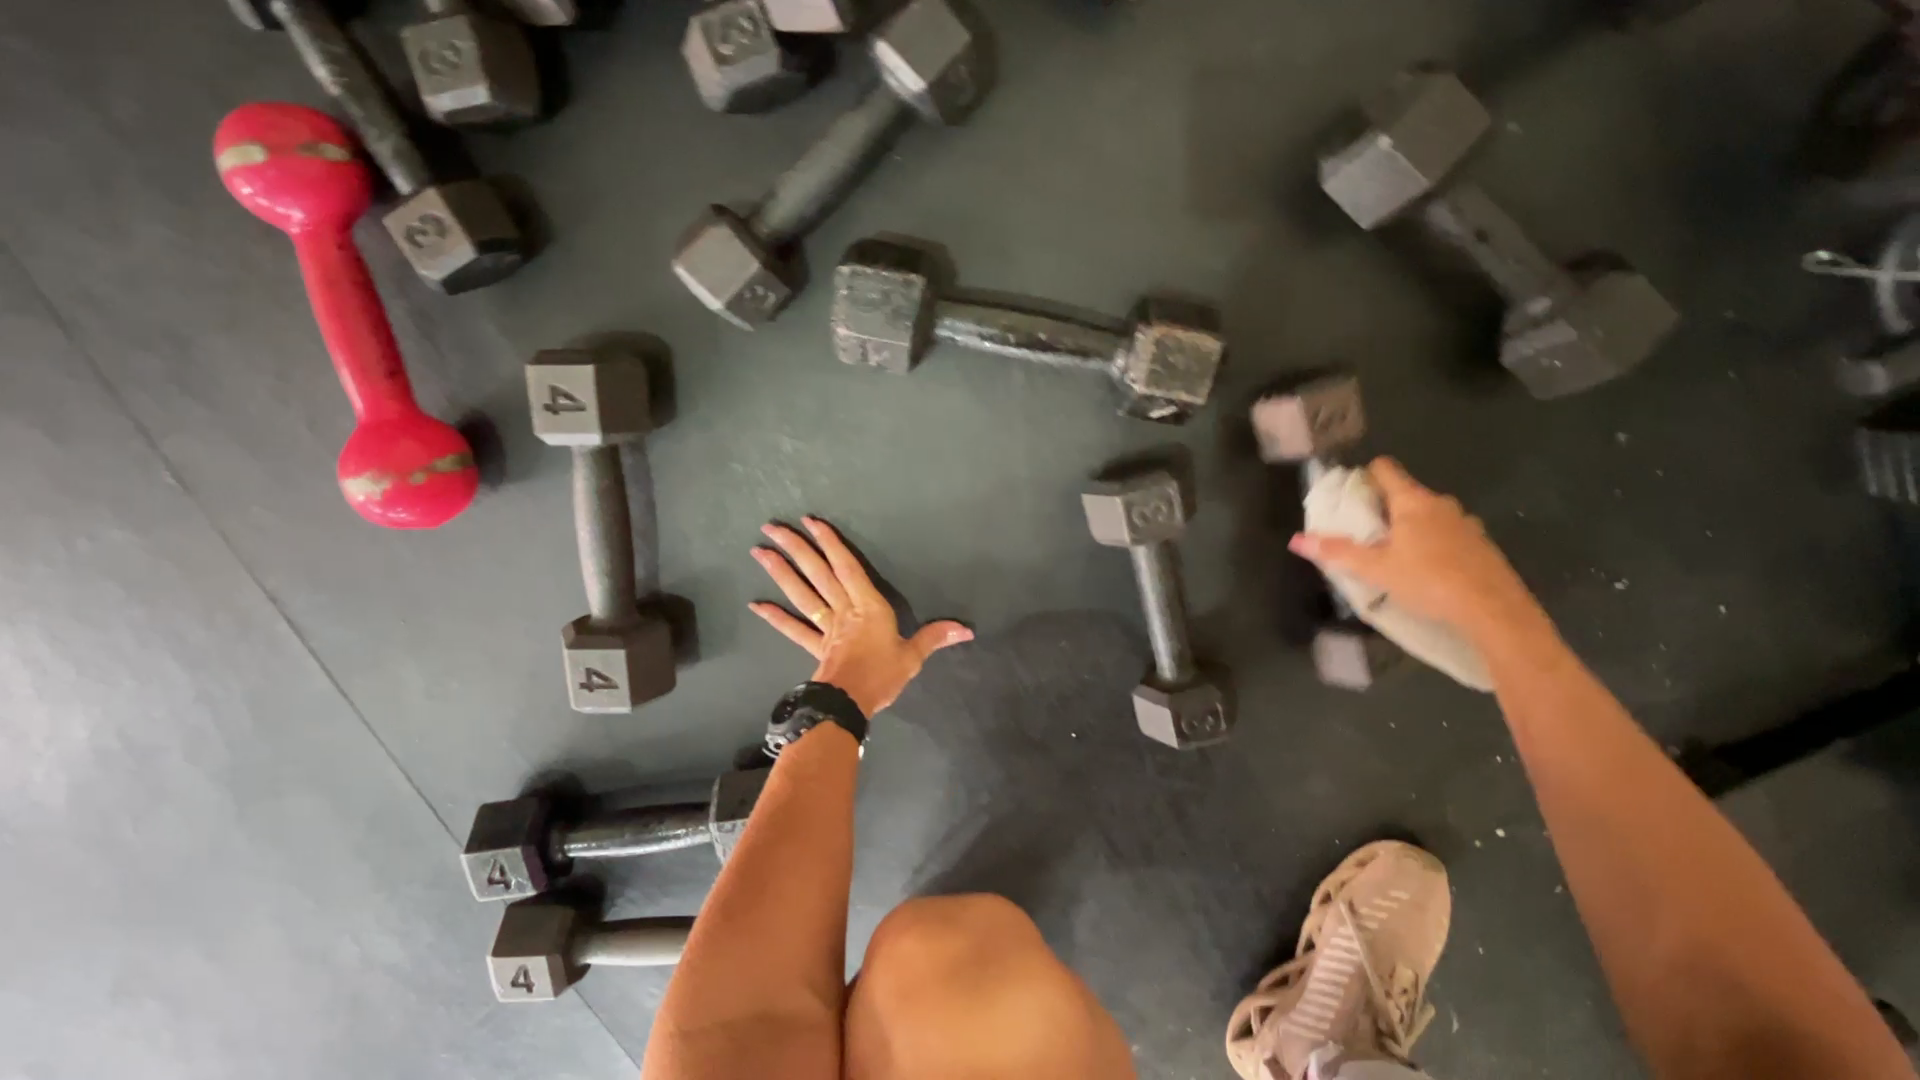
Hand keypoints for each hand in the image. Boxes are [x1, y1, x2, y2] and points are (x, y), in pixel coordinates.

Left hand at [749, 516, 973, 716]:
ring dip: (780, 571)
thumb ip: (934, 638)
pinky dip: (775, 616)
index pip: (848, 566)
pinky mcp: (814, 647)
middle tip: (771, 526)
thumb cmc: (881, 676)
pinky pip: (793, 629)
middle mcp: (843, 610)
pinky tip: (757, 604)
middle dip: (796, 548)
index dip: (831, 542)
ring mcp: (825, 628)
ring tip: (759, 551)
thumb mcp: (913, 656)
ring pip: (801, 593)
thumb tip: (966, 629)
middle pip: (817, 573)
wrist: (848, 704)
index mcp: (868, 606)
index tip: (812, 521)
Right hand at [1290, 458, 1551, 647]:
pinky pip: (1449, 534)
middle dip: (1385, 508)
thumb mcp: (1375, 570)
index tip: (1352, 497)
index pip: (1385, 469)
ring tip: (1396, 556)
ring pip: (1429, 515)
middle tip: (1366, 534)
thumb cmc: (1428, 581)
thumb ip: (1337, 552)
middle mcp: (1441, 504)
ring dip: (1411, 528)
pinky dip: (1434, 544)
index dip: (1365, 477)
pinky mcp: (1482, 544)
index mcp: (1412, 502)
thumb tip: (1297, 540)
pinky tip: (1428, 572)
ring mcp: (1466, 522)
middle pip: (1405, 493)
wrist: (1494, 610)